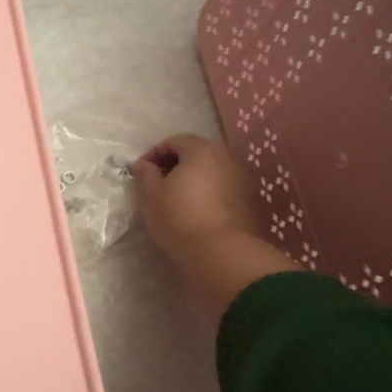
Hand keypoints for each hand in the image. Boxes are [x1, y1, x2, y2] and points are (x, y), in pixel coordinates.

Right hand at [133, 134, 297, 316]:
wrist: (220, 251)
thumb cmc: (178, 215)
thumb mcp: (150, 194)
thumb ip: (145, 173)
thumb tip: (143, 164)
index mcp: (201, 149)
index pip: (174, 141)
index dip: (154, 153)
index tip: (141, 172)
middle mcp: (227, 157)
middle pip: (197, 153)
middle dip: (176, 164)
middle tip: (158, 182)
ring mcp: (242, 178)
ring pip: (212, 170)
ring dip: (194, 178)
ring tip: (176, 197)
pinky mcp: (250, 199)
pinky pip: (223, 187)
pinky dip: (208, 191)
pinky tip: (196, 209)